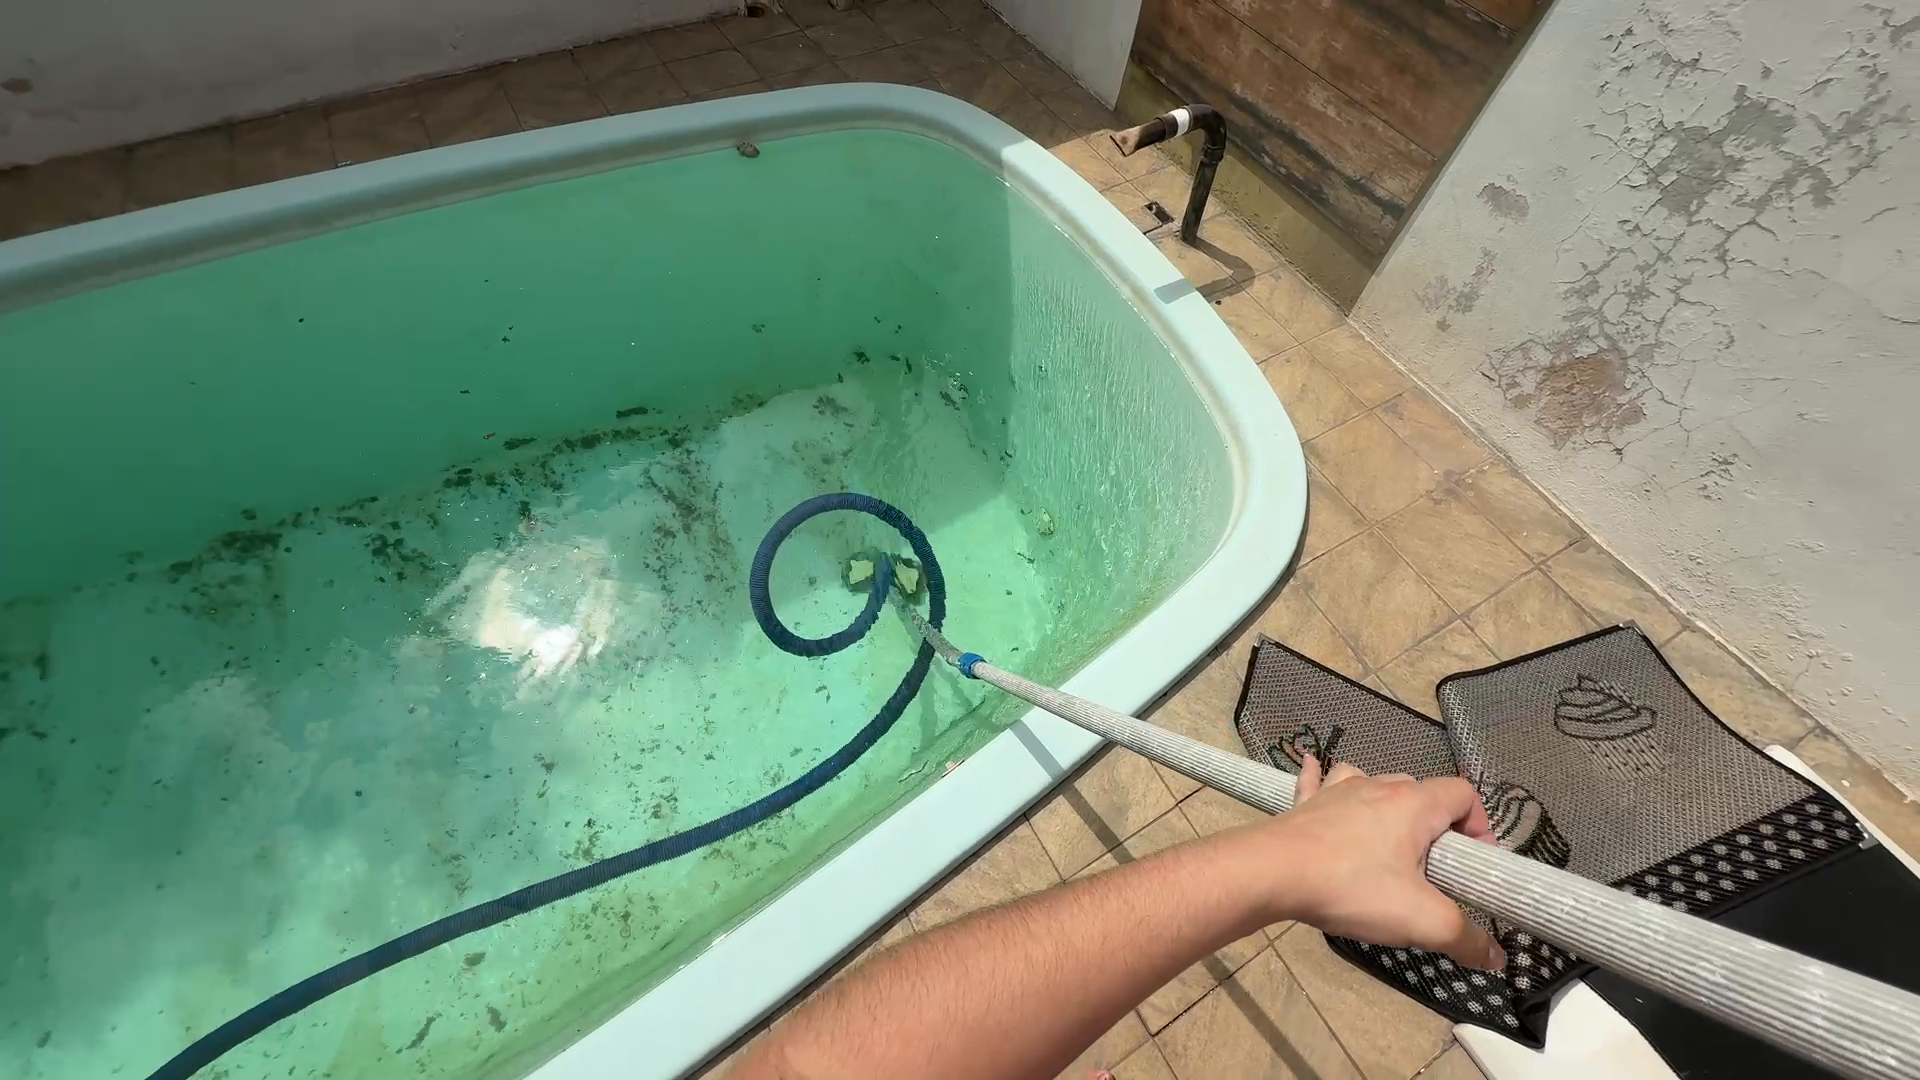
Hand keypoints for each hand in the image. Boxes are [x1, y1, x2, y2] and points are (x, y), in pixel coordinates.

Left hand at [1275, 755, 1505, 970]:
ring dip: (1386, 802)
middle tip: (1433, 868)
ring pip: (1370, 780)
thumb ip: (1467, 939)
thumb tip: (1494, 957)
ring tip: (1390, 837)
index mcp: (1411, 803)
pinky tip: (1312, 767)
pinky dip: (1320, 776)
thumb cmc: (1353, 886)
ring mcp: (1334, 789)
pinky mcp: (1304, 802)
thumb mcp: (1425, 921)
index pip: (1462, 792)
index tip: (1471, 864)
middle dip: (1435, 824)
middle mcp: (1374, 785)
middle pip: (1419, 790)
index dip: (1479, 825)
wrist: (1273, 871)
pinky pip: (1315, 779)